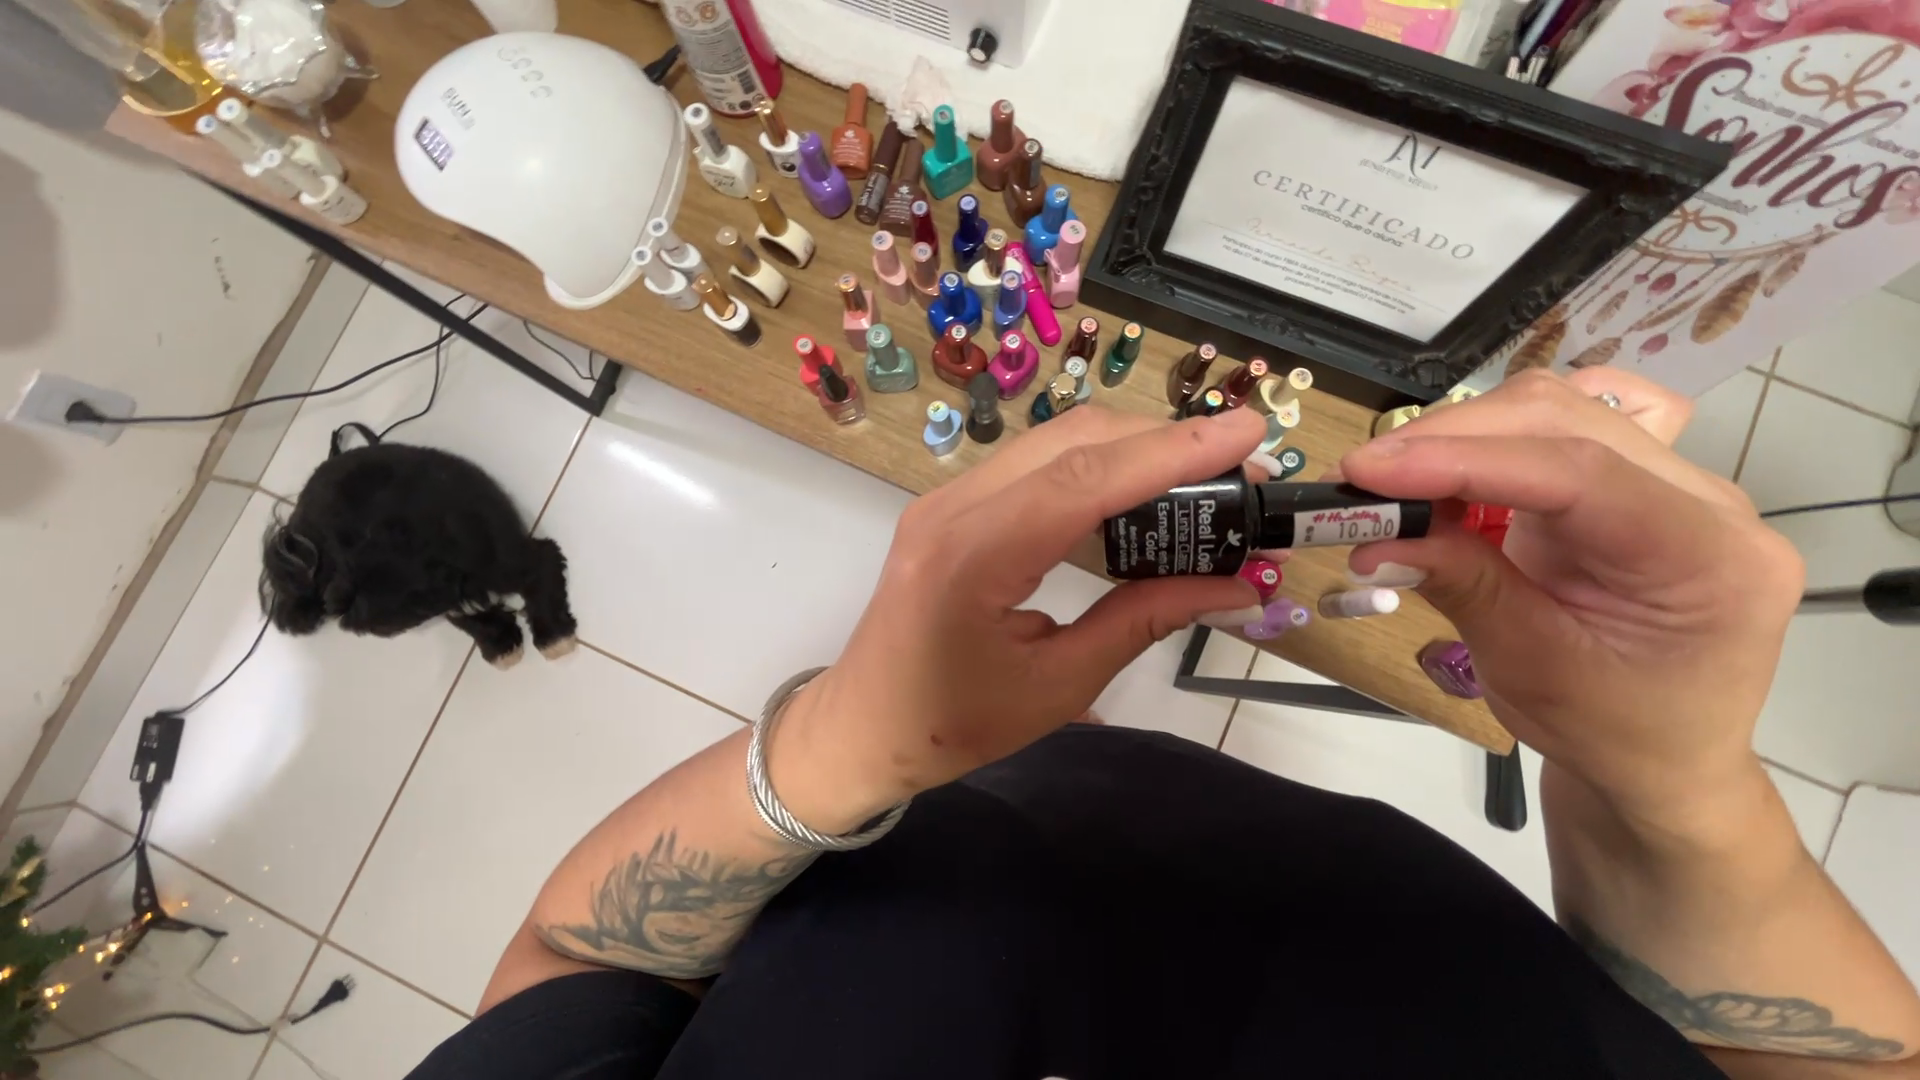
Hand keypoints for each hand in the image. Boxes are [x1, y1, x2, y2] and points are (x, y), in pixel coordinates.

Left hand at [773, 407, 1265, 825]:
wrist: (861, 726)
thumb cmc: (951, 723)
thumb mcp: (1057, 684)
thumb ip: (1142, 620)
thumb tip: (1231, 584)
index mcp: (974, 555)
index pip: (1086, 478)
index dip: (1173, 451)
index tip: (1250, 434)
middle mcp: (954, 507)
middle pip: (1073, 441)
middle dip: (1163, 443)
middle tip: (1240, 469)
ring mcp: (946, 500)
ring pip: (1053, 445)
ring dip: (1131, 450)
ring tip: (1203, 478)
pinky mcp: (951, 508)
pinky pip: (1033, 468)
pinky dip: (1094, 469)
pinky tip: (1137, 493)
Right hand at [1339, 370, 1804, 832]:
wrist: (1659, 751)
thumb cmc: (1606, 725)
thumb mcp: (1527, 665)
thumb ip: (1461, 586)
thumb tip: (1374, 537)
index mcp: (1705, 558)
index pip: (1577, 473)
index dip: (1461, 460)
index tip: (1364, 471)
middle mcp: (1700, 500)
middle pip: (1561, 420)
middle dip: (1445, 439)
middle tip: (1354, 479)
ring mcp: (1666, 483)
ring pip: (1549, 411)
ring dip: (1454, 438)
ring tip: (1387, 484)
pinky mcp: (1621, 483)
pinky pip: (1547, 433)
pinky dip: (1477, 448)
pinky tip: (1439, 480)